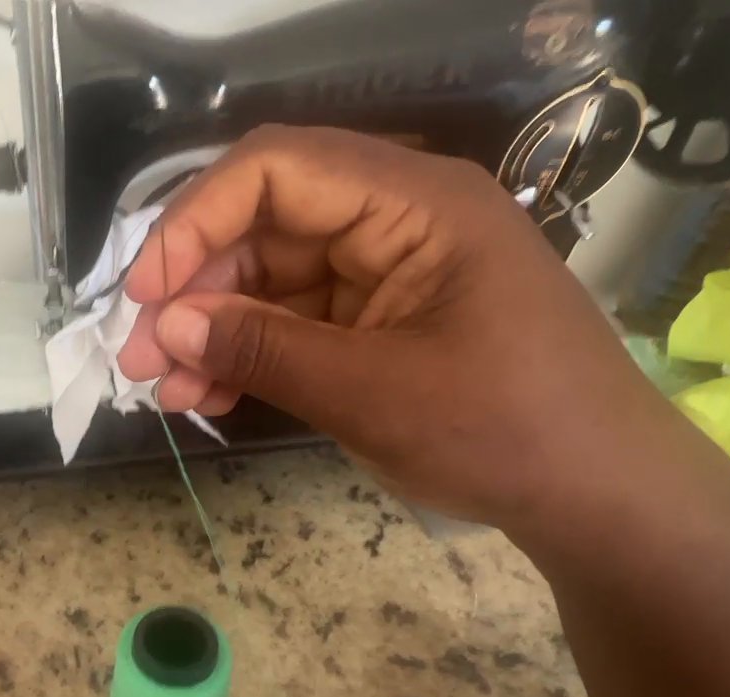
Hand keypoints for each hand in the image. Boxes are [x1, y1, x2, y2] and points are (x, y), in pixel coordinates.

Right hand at [118, 125, 698, 534]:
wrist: (591, 495)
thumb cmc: (503, 431)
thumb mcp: (370, 392)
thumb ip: (262, 351)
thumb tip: (165, 326)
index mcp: (414, 203)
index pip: (278, 169)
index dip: (197, 221)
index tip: (146, 293)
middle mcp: (393, 222)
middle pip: (263, 226)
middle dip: (192, 290)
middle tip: (138, 358)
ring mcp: (382, 275)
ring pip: (267, 282)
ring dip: (210, 333)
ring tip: (164, 393)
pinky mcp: (373, 324)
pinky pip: (290, 326)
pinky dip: (244, 359)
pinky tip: (203, 398)